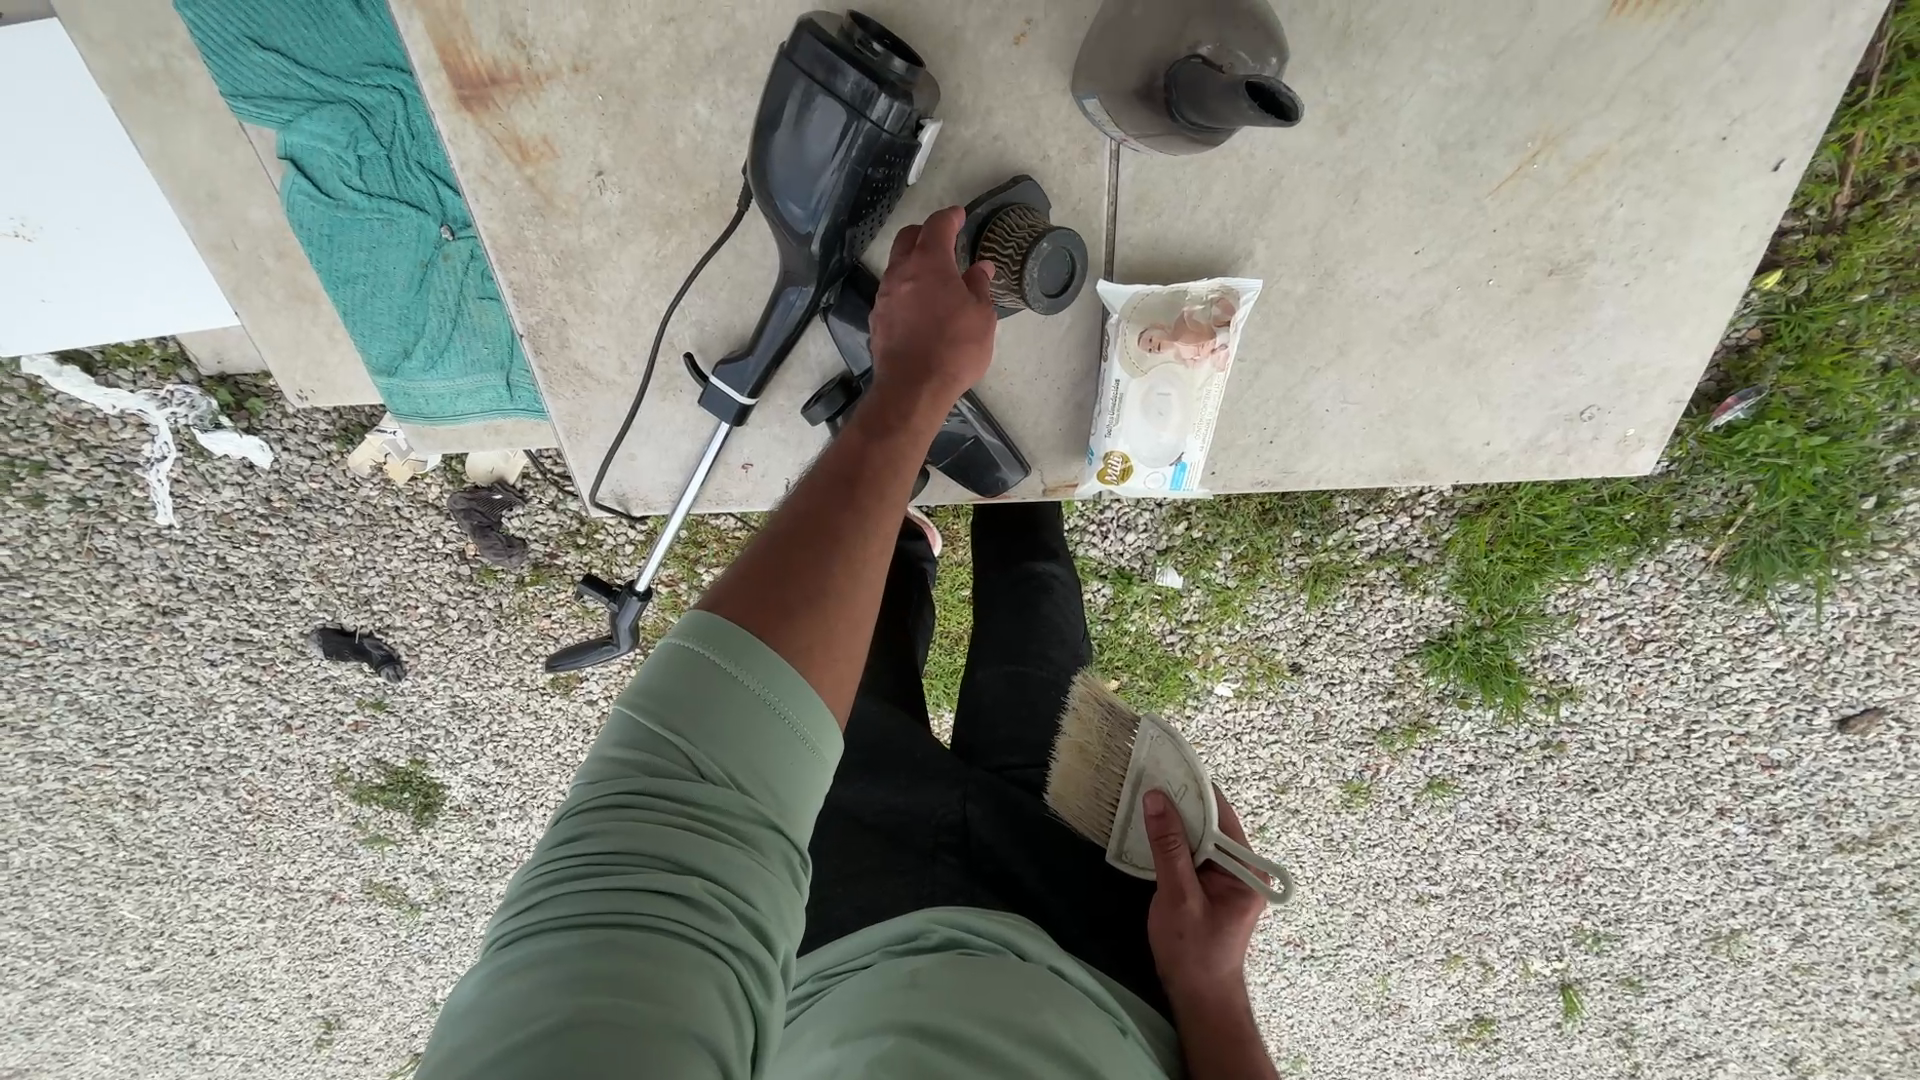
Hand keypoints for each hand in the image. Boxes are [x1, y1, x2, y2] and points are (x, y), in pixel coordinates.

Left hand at [868, 206, 998, 419]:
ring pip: (897, 267)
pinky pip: (892, 294)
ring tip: (934, 280)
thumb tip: (980, 268)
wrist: (912, 388)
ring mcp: (884, 297)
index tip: (959, 216)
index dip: (950, 217)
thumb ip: (979, 287)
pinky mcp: (877, 320)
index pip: (937, 225)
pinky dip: (906, 291)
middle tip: (943, 242)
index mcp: (929, 263)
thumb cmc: (954, 349)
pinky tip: (919, 308)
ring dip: (914, 265)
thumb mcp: (981, 317)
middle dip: (926, 234)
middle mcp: (900, 273)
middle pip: (908, 239)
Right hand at [1143, 787, 1266, 1005]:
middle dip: (1179, 800)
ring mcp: (1225, 875)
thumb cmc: (1193, 952)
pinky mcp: (1207, 883)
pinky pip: (1190, 849)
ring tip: (1143, 793)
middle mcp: (1240, 867)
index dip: (1192, 790)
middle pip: (1209, 821)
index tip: (1164, 767)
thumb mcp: (1179, 897)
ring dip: (1172, 817)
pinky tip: (1148, 825)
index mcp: (1246, 870)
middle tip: (1146, 776)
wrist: (1199, 998)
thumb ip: (1168, 848)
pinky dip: (1170, 837)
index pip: (1220, 816)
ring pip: (1197, 834)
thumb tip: (1156, 798)